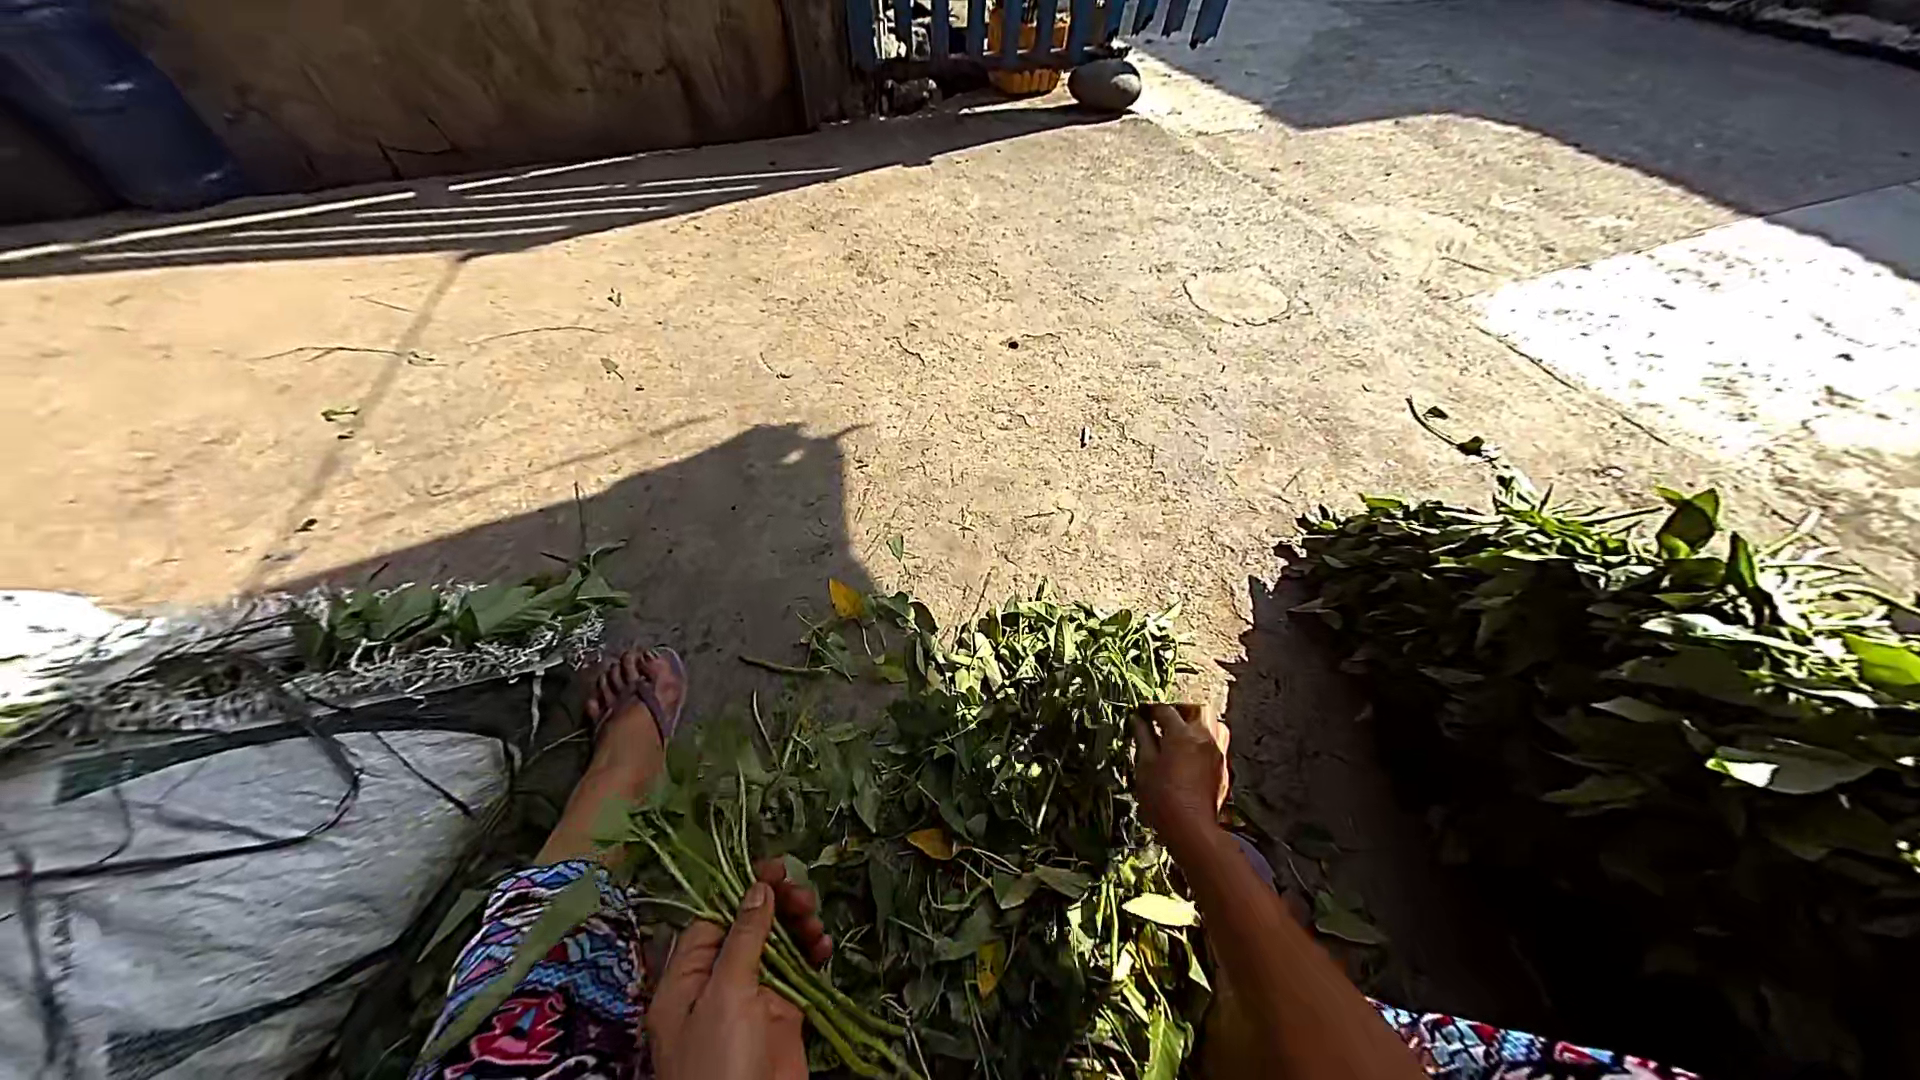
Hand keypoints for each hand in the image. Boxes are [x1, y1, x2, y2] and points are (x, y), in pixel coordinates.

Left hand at [648, 863, 831, 1079]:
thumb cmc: (721, 1065)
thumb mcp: (726, 995)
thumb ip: (744, 938)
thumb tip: (757, 888)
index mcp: (688, 978)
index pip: (714, 916)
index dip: (743, 888)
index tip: (776, 868)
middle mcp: (718, 982)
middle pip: (749, 925)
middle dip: (777, 905)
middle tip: (802, 896)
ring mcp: (752, 996)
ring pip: (777, 943)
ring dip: (798, 925)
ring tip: (815, 924)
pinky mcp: (782, 1011)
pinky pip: (798, 969)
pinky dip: (812, 953)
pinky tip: (824, 948)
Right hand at [1132, 703, 1230, 841]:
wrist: (1191, 828)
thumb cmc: (1162, 797)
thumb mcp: (1145, 764)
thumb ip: (1143, 737)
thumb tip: (1137, 720)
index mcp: (1182, 734)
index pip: (1165, 710)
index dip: (1150, 709)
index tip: (1141, 713)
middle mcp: (1205, 738)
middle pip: (1197, 710)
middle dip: (1181, 709)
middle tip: (1165, 718)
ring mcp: (1218, 752)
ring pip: (1213, 724)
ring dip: (1197, 722)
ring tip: (1181, 732)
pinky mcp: (1224, 767)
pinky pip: (1217, 742)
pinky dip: (1204, 739)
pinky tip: (1191, 751)